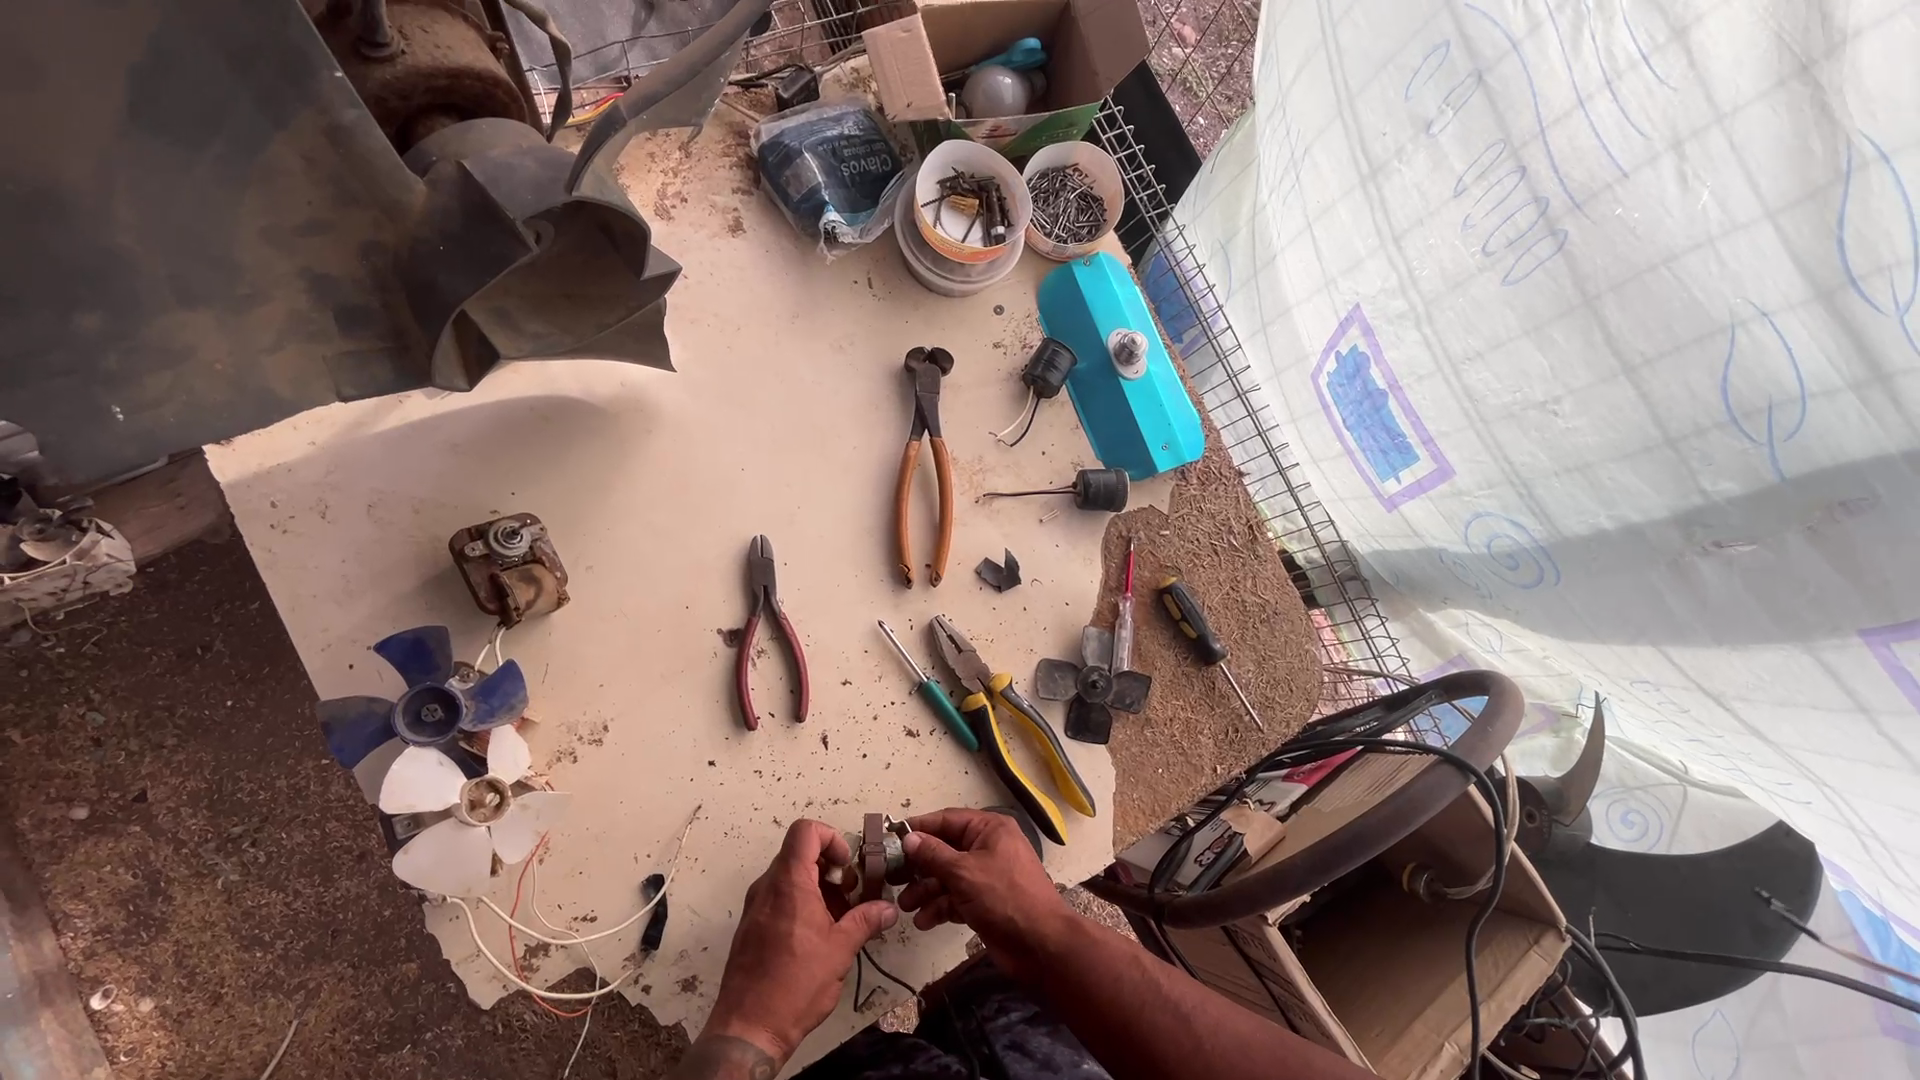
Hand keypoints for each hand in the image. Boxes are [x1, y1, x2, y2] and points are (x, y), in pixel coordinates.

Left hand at [704, 820, 898, 1065]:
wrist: (748, 1029)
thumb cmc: (795, 984)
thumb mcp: (840, 950)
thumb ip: (866, 921)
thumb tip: (888, 909)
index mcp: (788, 883)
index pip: (806, 831)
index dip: (831, 838)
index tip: (847, 867)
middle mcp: (767, 887)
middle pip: (800, 854)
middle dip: (831, 869)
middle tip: (851, 896)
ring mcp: (756, 907)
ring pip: (790, 877)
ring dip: (819, 888)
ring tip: (839, 920)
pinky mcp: (751, 927)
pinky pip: (779, 898)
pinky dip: (802, 904)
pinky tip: (818, 936)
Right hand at [897, 808, 1073, 976]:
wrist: (1041, 945)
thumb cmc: (1004, 897)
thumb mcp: (964, 872)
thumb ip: (933, 854)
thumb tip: (909, 837)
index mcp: (989, 829)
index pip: (947, 820)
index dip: (920, 828)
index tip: (892, 837)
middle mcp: (987, 848)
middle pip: (945, 850)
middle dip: (920, 866)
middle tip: (893, 879)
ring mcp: (986, 876)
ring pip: (947, 876)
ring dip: (926, 890)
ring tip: (905, 906)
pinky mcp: (984, 902)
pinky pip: (955, 898)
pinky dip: (940, 907)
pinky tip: (924, 921)